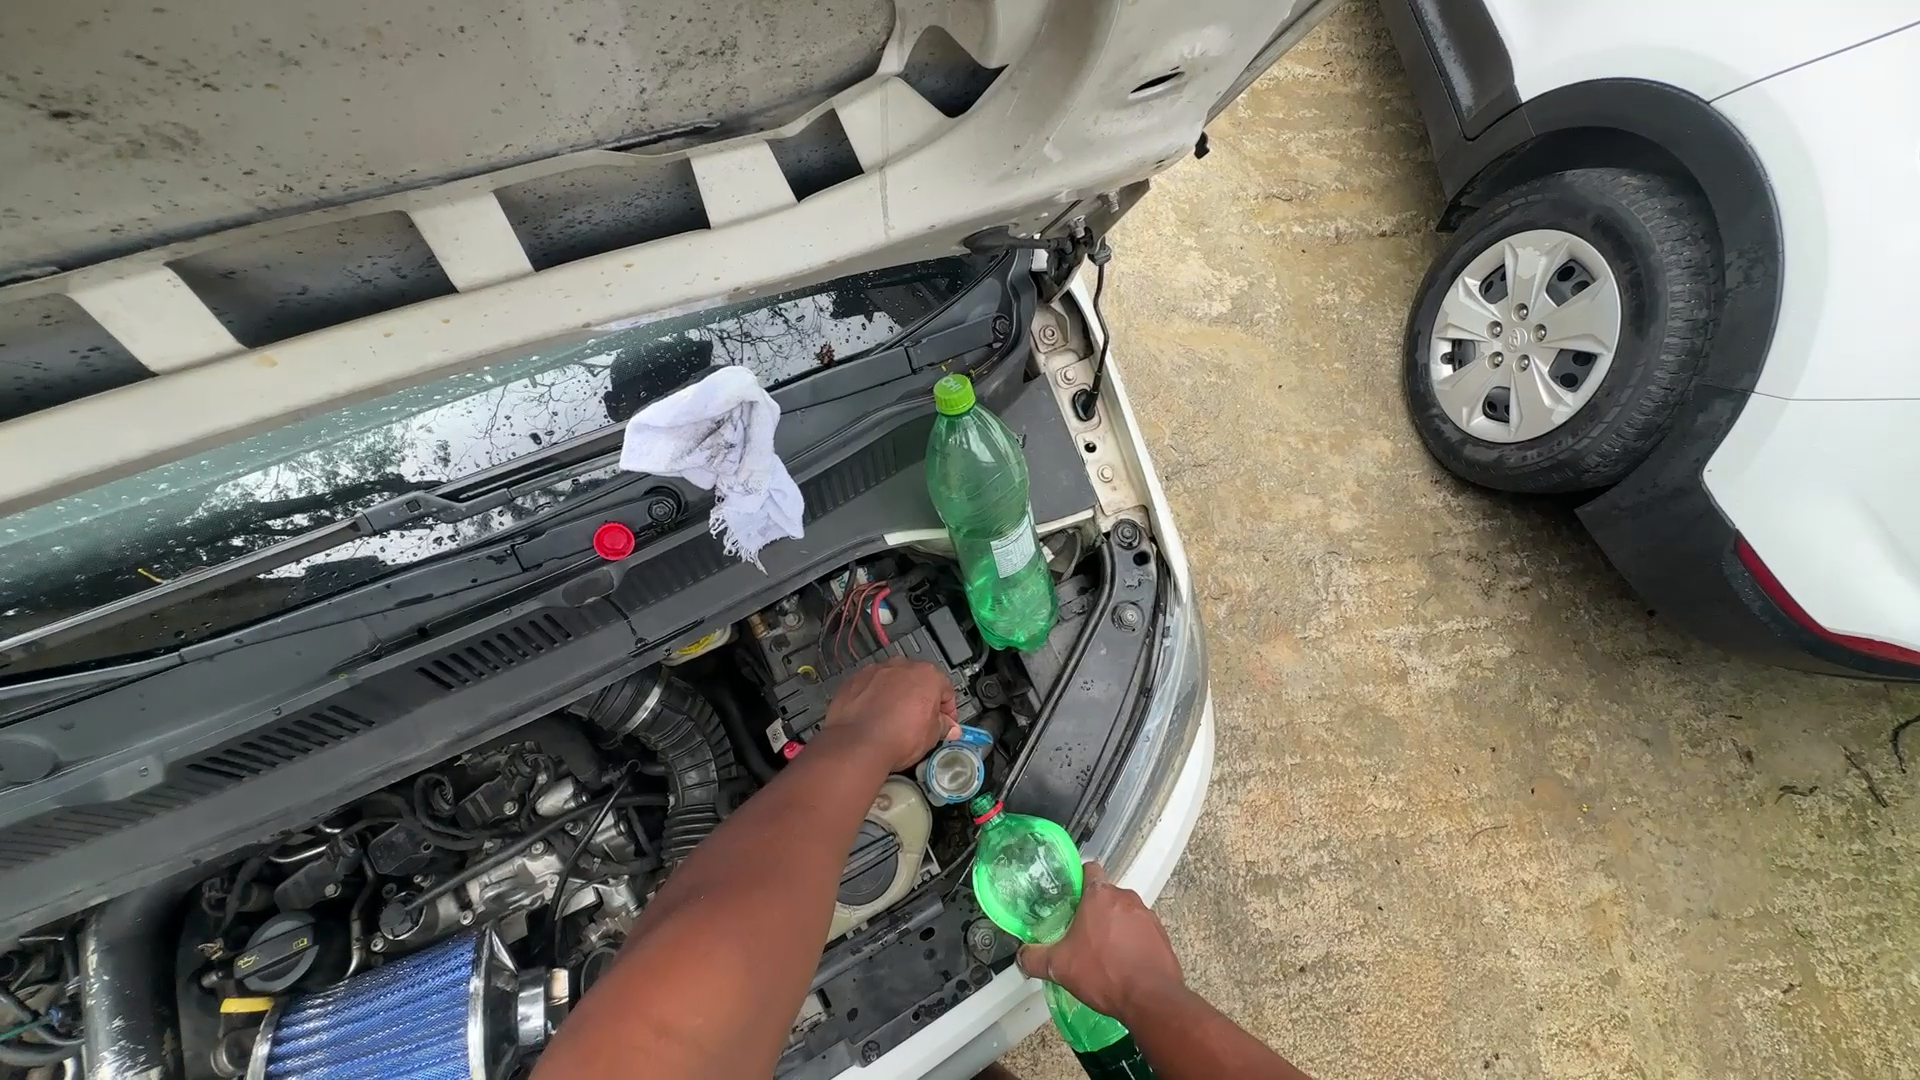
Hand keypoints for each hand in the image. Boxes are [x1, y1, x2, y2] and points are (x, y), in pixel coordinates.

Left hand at [818, 658, 958, 771]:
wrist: (858, 744)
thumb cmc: (896, 736)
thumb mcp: (931, 736)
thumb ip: (943, 726)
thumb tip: (947, 727)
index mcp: (927, 675)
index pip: (946, 689)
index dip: (948, 709)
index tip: (945, 723)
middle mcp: (901, 666)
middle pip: (918, 681)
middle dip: (921, 700)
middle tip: (921, 723)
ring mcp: (875, 671)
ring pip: (892, 682)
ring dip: (896, 697)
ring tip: (894, 722)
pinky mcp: (854, 681)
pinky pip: (870, 688)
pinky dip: (873, 699)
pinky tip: (874, 719)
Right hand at [1016, 862, 1184, 1022]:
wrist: (1151, 999)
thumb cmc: (1105, 973)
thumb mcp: (1061, 967)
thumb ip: (1036, 958)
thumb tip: (1022, 956)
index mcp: (1098, 895)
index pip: (1089, 869)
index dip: (1079, 879)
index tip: (1071, 896)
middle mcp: (1124, 897)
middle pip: (1106, 894)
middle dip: (1095, 910)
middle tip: (1083, 933)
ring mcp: (1146, 914)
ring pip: (1124, 912)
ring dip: (1116, 926)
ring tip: (1105, 953)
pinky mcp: (1161, 933)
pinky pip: (1142, 930)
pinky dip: (1134, 941)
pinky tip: (1125, 963)